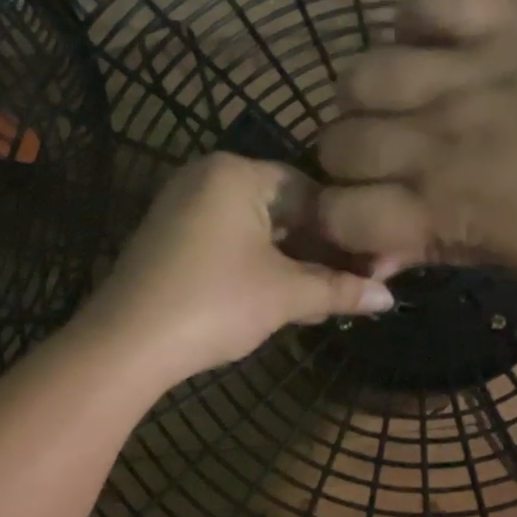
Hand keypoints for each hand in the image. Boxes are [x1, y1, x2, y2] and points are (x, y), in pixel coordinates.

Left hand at [82, 154, 395, 375]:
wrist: (127, 344)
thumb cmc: (214, 305)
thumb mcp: (284, 296)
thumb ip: (339, 289)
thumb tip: (390, 299)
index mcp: (236, 172)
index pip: (312, 191)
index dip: (347, 232)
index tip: (376, 267)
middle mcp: (207, 177)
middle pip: (283, 209)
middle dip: (321, 251)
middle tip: (356, 286)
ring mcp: (183, 207)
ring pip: (257, 230)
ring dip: (293, 264)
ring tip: (326, 299)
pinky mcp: (169, 239)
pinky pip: (229, 243)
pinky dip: (259, 267)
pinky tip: (284, 299)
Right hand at [318, 0, 516, 273]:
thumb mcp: (513, 258)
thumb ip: (434, 249)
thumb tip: (373, 253)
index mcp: (442, 206)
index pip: (336, 213)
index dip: (333, 219)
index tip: (354, 216)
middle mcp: (439, 136)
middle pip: (338, 141)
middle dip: (346, 159)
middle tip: (380, 160)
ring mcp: (473, 68)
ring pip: (363, 71)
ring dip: (366, 94)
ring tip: (398, 99)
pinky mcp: (511, 13)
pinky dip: (417, 16)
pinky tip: (433, 40)